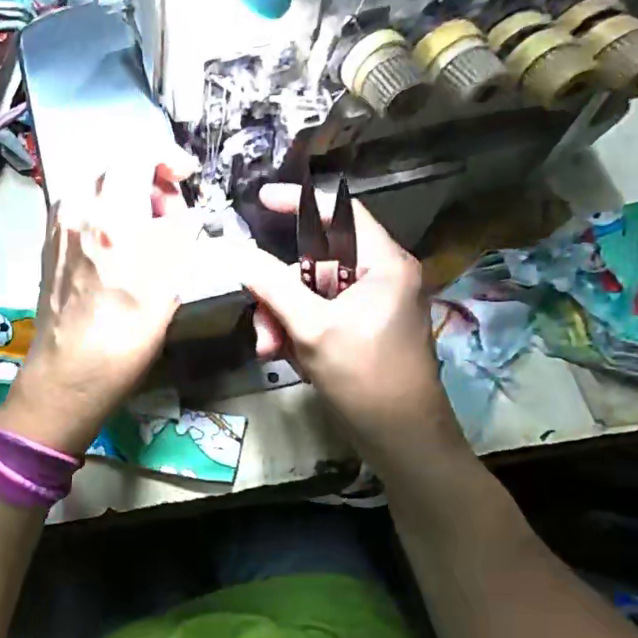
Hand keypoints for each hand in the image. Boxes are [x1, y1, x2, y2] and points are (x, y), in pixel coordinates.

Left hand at [0, 155, 195, 454]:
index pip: (137, 153)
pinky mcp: (48, 252)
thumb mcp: (171, 278)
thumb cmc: (125, 332)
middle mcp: (74, 211)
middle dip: (146, 183)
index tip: (184, 177)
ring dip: (124, 204)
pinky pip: (80, 219)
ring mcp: (56, 231)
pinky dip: (103, 222)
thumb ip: (179, 229)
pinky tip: (117, 256)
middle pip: (114, 172)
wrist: (70, 375)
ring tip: (145, 237)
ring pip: (95, 196)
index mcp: (109, 212)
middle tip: (169, 214)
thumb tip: (174, 212)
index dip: (168, 158)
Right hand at [239, 184, 465, 462]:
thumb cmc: (365, 377)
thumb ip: (273, 287)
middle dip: (280, 293)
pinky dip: (298, 333)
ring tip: (273, 351)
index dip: (300, 203)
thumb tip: (236, 256)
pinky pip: (319, 317)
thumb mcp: (312, 329)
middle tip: (263, 326)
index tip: (261, 201)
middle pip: (315, 263)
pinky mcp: (360, 331)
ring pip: (311, 294)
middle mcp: (379, 277)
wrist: (401, 437)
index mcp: (383, 264)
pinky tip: (289, 358)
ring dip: (283, 319)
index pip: (340, 214)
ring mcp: (370, 306)